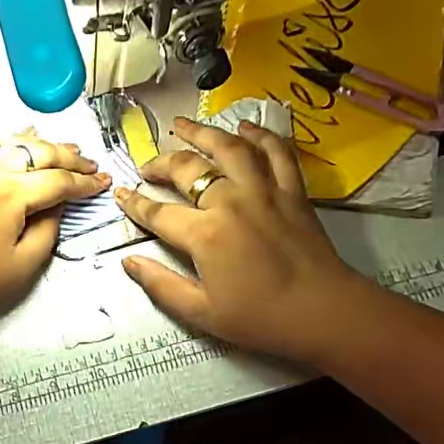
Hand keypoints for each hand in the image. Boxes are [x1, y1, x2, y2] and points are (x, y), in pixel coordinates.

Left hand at [0, 132, 110, 313]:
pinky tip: (31, 137)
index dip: (85, 182)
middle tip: (93, 165)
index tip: (105, 182)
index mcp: (11, 193)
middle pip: (41, 153)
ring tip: (69, 150)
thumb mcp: (25, 261)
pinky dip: (19, 141)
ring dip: (47, 145)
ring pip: (19, 144)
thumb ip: (50, 227)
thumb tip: (58, 204)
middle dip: (71, 158)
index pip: (58, 181)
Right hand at [113, 117, 373, 363]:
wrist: (323, 312)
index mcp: (205, 234)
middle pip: (188, 170)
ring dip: (203, 132)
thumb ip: (161, 285)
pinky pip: (276, 153)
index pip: (159, 213)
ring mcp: (264, 191)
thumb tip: (129, 262)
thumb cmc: (260, 318)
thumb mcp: (202, 313)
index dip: (135, 204)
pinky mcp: (292, 191)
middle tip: (147, 166)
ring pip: (229, 148)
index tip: (120, 194)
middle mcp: (231, 201)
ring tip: (182, 125)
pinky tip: (246, 127)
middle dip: (161, 164)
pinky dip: (261, 135)